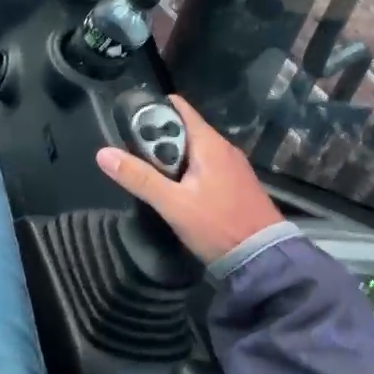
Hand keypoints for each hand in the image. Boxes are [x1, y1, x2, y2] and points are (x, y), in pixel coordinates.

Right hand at [96, 94, 283, 263]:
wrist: (270, 266)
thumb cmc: (220, 227)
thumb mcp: (173, 204)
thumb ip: (139, 178)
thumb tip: (103, 153)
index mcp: (210, 144)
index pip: (177, 107)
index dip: (150, 109)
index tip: (127, 122)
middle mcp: (224, 149)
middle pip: (181, 128)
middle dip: (157, 138)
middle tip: (136, 156)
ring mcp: (234, 168)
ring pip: (193, 149)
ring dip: (170, 157)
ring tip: (150, 175)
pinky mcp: (237, 186)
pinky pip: (205, 166)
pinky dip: (187, 170)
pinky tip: (177, 190)